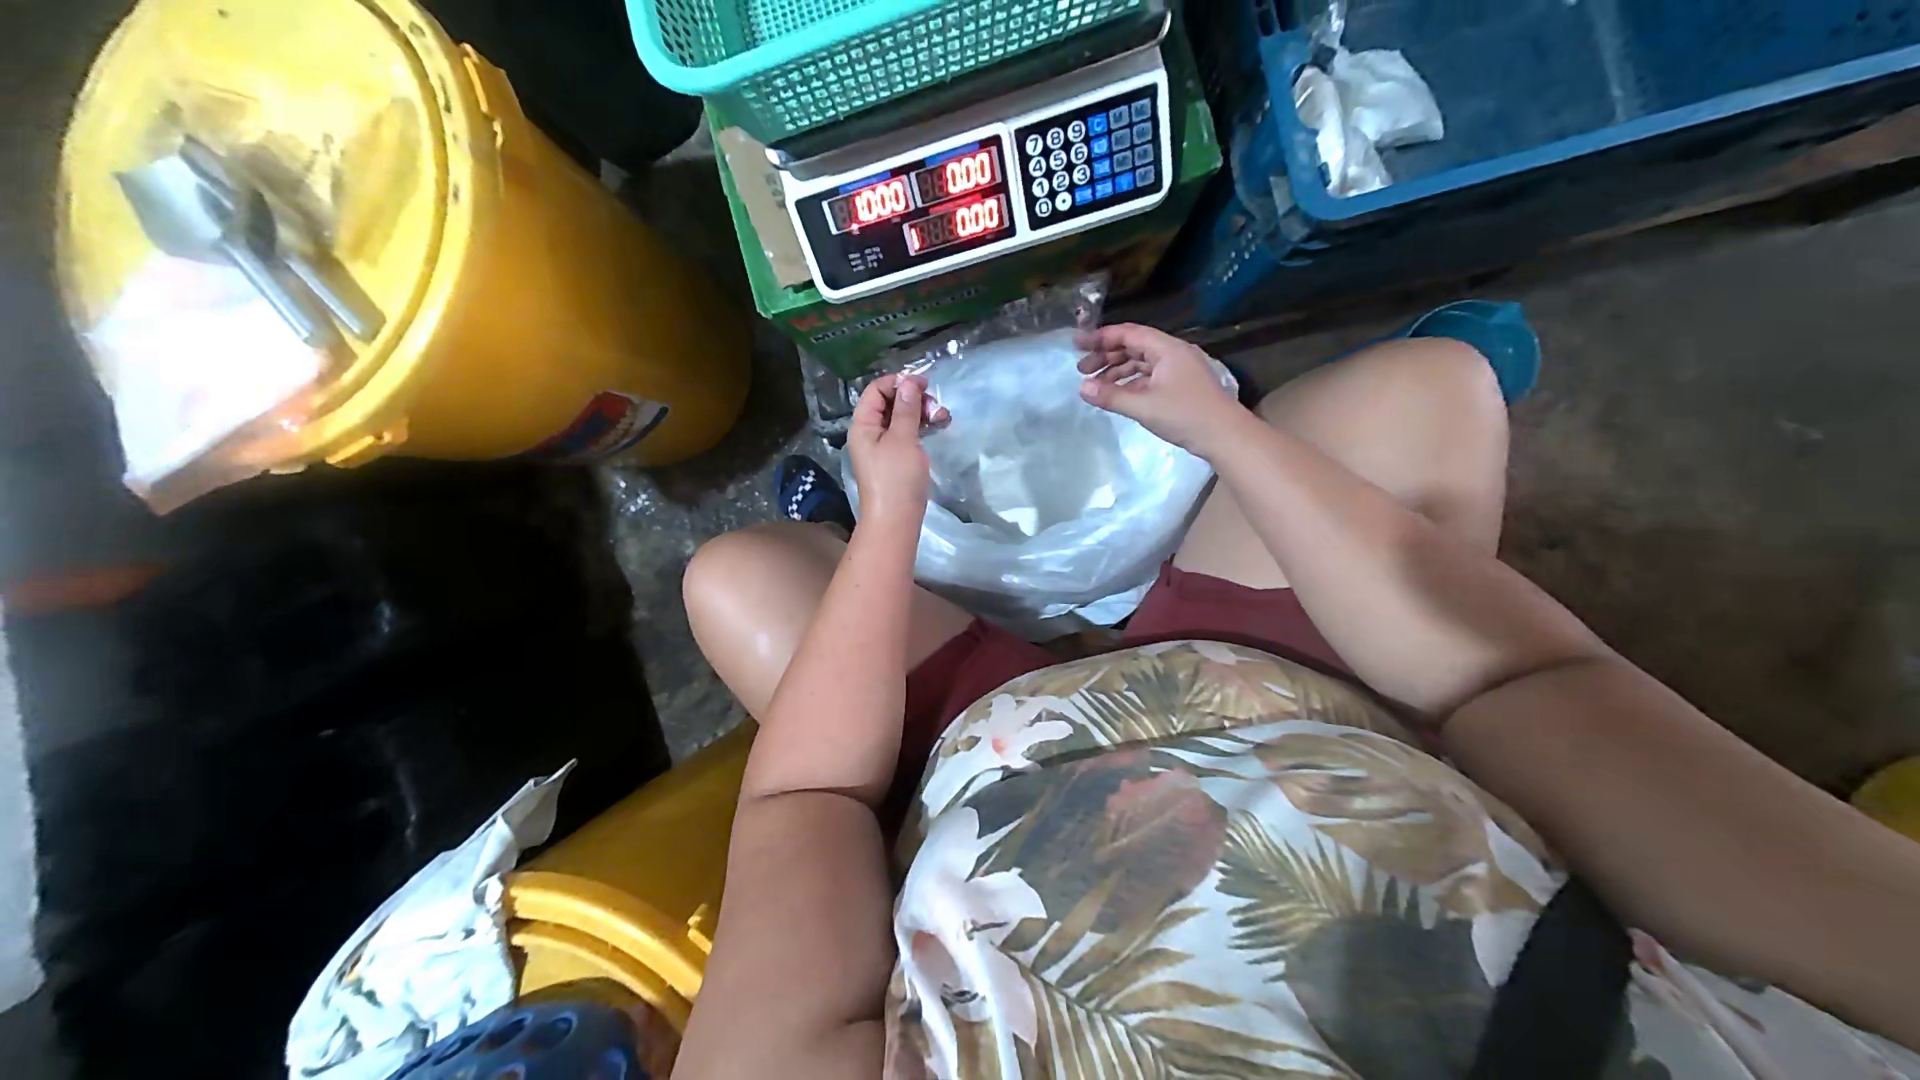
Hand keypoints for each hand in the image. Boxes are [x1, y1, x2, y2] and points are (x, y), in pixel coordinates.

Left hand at [848, 374, 932, 529]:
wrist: (895, 520)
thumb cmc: (896, 478)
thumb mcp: (903, 439)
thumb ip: (906, 408)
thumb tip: (909, 382)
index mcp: (863, 424)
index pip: (876, 389)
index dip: (898, 382)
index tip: (924, 384)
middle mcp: (869, 432)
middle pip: (889, 402)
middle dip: (913, 398)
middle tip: (935, 406)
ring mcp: (882, 446)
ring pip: (901, 418)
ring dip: (921, 413)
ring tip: (942, 417)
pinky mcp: (895, 459)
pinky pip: (906, 434)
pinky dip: (921, 428)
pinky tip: (938, 427)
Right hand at [1077, 324, 1244, 457]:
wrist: (1225, 436)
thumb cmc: (1185, 416)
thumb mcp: (1144, 406)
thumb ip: (1111, 396)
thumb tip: (1082, 389)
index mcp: (1167, 349)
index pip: (1129, 334)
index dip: (1101, 338)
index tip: (1077, 344)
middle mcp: (1173, 353)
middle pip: (1134, 347)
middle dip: (1106, 356)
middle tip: (1082, 370)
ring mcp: (1178, 369)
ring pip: (1141, 363)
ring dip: (1117, 371)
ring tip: (1095, 385)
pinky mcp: (1180, 386)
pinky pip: (1149, 377)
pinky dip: (1130, 383)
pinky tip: (1116, 394)